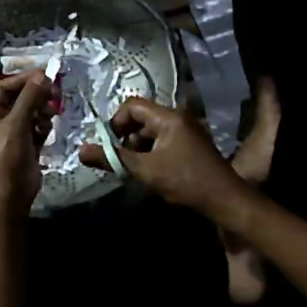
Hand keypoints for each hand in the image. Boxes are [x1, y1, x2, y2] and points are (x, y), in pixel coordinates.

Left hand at [0, 70, 53, 209]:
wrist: (10, 197)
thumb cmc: (6, 159)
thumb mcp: (16, 126)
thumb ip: (29, 99)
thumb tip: (43, 75)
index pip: (4, 87)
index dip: (24, 79)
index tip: (45, 75)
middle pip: (20, 98)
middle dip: (37, 95)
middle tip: (56, 93)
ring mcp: (12, 133)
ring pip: (31, 111)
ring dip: (42, 110)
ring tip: (51, 115)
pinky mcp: (26, 145)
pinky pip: (37, 126)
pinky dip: (43, 125)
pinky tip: (47, 131)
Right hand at [78, 98, 246, 213]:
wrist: (225, 200)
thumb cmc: (185, 181)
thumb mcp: (145, 170)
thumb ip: (113, 159)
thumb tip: (81, 151)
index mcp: (168, 117)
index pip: (132, 105)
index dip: (116, 122)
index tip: (110, 144)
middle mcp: (178, 117)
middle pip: (141, 118)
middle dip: (127, 138)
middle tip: (123, 160)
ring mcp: (186, 131)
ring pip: (151, 131)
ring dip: (139, 147)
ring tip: (136, 169)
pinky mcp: (190, 144)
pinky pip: (163, 140)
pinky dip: (152, 152)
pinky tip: (152, 173)